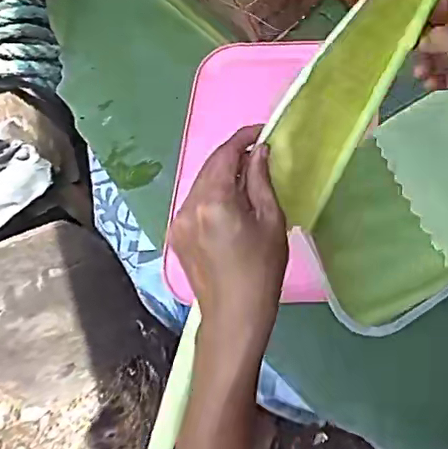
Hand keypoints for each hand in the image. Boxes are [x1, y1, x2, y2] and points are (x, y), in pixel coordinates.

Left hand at [168, 126, 288, 350]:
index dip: (244, 137)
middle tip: (260, 153)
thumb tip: (258, 151)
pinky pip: (196, 200)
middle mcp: (188, 205)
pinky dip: (213, 192)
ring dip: (223, 173)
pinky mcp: (176, 234)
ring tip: (248, 176)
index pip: (225, 153)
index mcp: (213, 200)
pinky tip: (232, 200)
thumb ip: (260, 179)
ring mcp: (178, 220)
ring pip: (201, 182)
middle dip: (234, 155)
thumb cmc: (262, 270)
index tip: (263, 130)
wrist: (234, 317)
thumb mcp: (271, 220)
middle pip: (210, 165)